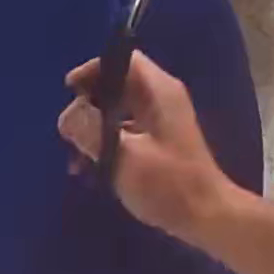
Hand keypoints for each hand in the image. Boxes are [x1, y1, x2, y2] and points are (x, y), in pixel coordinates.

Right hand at [57, 51, 243, 241]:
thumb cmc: (168, 183)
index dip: (95, 70)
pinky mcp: (159, 138)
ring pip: (120, 107)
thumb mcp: (124, 158)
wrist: (205, 214)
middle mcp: (162, 96)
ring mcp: (162, 117)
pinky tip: (90, 169)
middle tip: (70, 133)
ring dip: (95, 126)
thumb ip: (93, 132)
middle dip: (90, 103)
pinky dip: (107, 140)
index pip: (126, 60)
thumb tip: (67, 113)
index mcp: (159, 91)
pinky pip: (126, 127)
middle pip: (119, 83)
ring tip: (76, 158)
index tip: (69, 91)